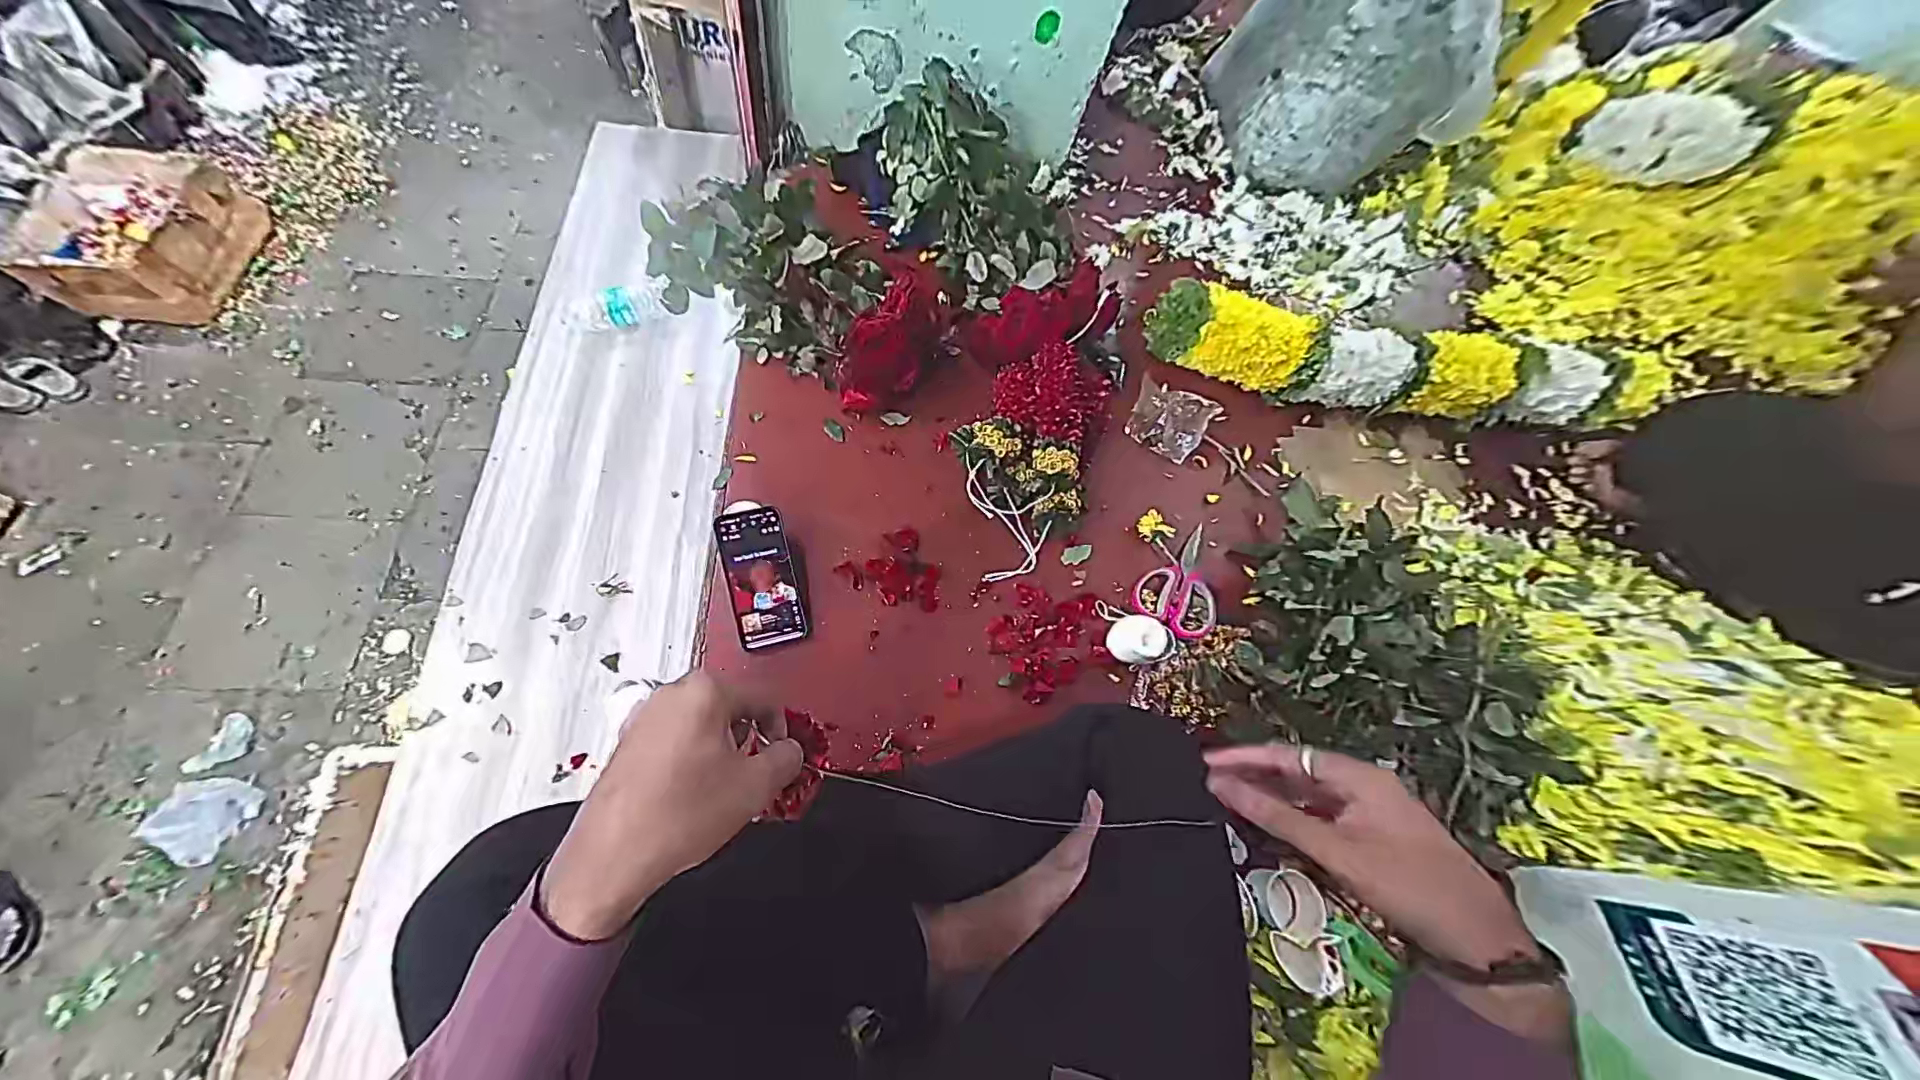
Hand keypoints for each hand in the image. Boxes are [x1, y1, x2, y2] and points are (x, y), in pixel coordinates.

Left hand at [541, 672, 801, 939]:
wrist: (611, 857)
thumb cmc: (674, 816)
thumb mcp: (756, 786)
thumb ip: (787, 758)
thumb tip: (789, 752)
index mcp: (705, 691)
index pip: (764, 700)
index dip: (781, 732)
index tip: (781, 755)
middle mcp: (671, 694)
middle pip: (732, 710)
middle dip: (748, 741)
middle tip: (755, 774)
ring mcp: (644, 717)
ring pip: (702, 726)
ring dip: (720, 752)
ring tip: (722, 791)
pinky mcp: (628, 743)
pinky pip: (675, 741)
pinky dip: (691, 760)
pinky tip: (692, 796)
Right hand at [1205, 744, 1569, 1039]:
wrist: (1480, 942)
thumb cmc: (1408, 885)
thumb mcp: (1336, 850)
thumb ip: (1276, 816)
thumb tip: (1222, 785)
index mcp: (1359, 776)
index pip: (1288, 755)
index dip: (1244, 757)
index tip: (1206, 763)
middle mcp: (1362, 785)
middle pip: (1296, 772)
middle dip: (1254, 775)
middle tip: (1210, 782)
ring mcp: (1368, 811)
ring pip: (1307, 795)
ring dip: (1270, 797)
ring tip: (1228, 799)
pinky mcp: (1370, 836)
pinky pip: (1320, 816)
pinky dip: (1292, 818)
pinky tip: (1268, 824)